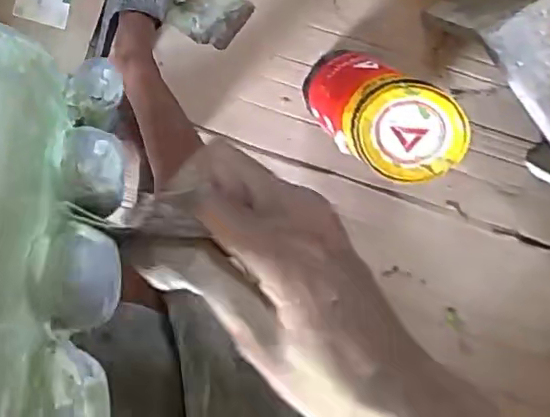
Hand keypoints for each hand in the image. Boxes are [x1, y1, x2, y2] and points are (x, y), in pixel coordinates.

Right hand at [133, 142, 494, 416]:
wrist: (400, 390)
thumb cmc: (325, 378)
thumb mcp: (257, 341)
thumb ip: (205, 281)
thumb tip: (150, 249)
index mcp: (283, 249)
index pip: (205, 197)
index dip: (169, 208)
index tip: (149, 230)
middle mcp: (298, 209)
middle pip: (222, 159)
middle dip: (187, 184)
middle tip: (173, 227)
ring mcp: (311, 205)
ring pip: (240, 167)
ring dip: (210, 190)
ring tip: (199, 239)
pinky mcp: (316, 210)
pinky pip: (260, 185)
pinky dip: (234, 201)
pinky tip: (233, 244)